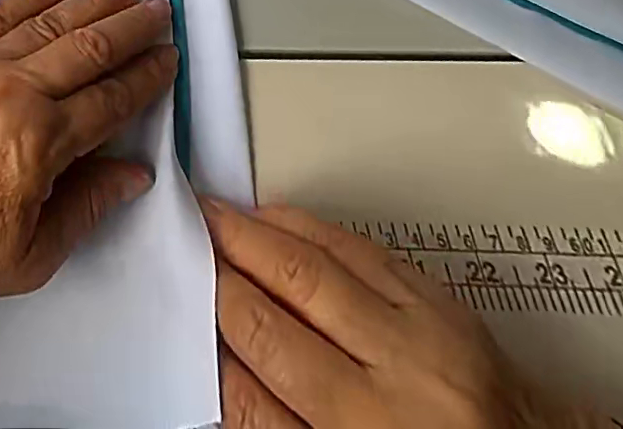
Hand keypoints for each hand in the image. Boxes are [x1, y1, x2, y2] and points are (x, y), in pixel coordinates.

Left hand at [0, 0, 175, 357]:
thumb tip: (135, 170)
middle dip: (131, 27)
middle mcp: (14, 92)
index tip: (169, 59)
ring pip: (48, 23)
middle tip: (161, 11)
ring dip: (91, 4)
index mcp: (41, 143)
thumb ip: (89, 205)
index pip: (111, 99)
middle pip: (88, 49)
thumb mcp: (33, 254)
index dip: (146, 78)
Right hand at [205, 199, 615, 428]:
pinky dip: (302, 223)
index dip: (209, 314)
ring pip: (314, 259)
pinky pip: (357, 245)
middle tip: (185, 229)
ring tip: (214, 213)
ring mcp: (430, 339)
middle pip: (281, 298)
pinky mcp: (444, 303)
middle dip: (223, 254)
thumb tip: (209, 343)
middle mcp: (405, 393)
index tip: (178, 284)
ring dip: (253, 229)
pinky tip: (269, 217)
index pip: (256, 363)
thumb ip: (264, 414)